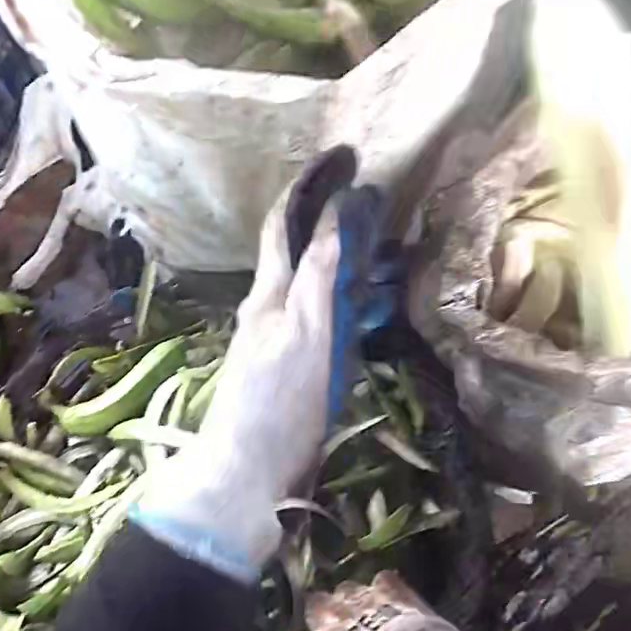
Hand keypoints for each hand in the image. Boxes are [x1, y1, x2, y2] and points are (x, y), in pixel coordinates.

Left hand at [132, 177, 347, 581]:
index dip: (314, 185)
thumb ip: (321, 278)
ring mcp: (273, 336)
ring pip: (310, 281)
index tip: (349, 157)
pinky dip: (343, 298)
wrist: (244, 473)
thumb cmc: (277, 409)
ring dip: (344, 260)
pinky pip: (315, 314)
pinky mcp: (282, 364)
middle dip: (335, 220)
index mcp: (270, 294)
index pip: (287, 223)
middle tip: (380, 210)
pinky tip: (364, 308)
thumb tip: (338, 218)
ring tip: (386, 255)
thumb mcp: (306, 337)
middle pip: (298, 249)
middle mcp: (267, 307)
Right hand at [258, 572, 571, 630]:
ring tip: (355, 626)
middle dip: (311, 624)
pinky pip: (382, 582)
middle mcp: (339, 620)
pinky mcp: (407, 598)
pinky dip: (377, 593)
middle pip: (311, 607)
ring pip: (343, 589)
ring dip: (344, 606)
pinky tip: (383, 608)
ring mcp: (375, 604)